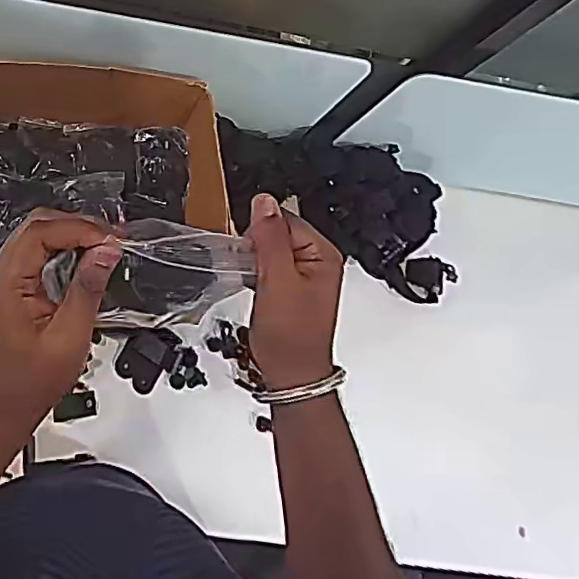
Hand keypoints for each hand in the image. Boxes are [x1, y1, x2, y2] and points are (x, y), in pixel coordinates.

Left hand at [0, 209, 122, 426]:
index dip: (79, 229)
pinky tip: (88, 255)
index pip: (41, 233)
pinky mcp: (17, 278)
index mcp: (6, 282)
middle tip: (111, 238)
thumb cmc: (35, 376)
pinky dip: (68, 244)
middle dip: (79, 225)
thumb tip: (106, 251)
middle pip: (40, 224)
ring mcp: (6, 273)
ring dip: (75, 232)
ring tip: (104, 245)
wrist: (16, 397)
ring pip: (41, 230)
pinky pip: (42, 246)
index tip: (107, 239)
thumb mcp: (71, 334)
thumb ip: (88, 288)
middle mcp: (1, 272)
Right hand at [244, 193, 344, 389]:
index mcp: (323, 253)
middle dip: (259, 250)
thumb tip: (264, 202)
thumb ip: (270, 238)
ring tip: (261, 287)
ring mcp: (306, 274)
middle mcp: (318, 260)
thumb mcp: (276, 280)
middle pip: (277, 232)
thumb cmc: (291, 337)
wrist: (290, 376)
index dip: (262, 234)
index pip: (284, 219)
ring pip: (270, 249)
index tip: (255, 255)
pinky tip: (260, 292)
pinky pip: (269, 266)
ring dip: (258, 264)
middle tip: (258, 275)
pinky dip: (259, 275)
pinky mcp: (293, 287)